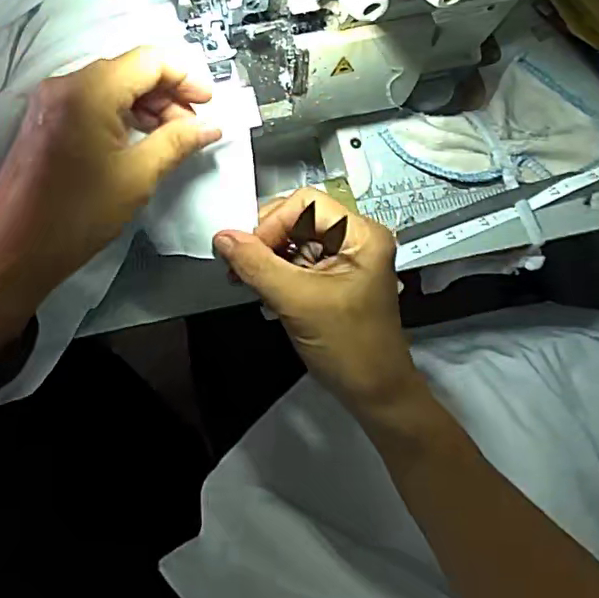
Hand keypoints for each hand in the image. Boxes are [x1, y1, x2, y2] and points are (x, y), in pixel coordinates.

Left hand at [0, 47, 220, 358]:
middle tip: (192, 125)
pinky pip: (92, 100)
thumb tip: (210, 125)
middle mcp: (65, 84)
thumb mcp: (137, 176)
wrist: (11, 252)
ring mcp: (50, 100)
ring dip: (145, 103)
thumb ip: (178, 141)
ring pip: (112, 84)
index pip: (150, 60)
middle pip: (130, 69)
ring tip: (170, 135)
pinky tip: (139, 138)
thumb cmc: (77, 214)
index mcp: (89, 91)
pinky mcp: (44, 119)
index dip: (185, 77)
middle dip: (167, 92)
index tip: (208, 103)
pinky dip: (121, 112)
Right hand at [212, 190, 423, 417]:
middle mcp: (357, 236)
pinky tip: (263, 288)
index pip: (306, 203)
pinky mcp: (335, 274)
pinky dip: (277, 269)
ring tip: (246, 278)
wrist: (375, 394)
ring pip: (295, 237)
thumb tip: (222, 237)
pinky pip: (299, 257)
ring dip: (268, 255)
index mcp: (362, 234)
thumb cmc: (348, 347)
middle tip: (241, 265)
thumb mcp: (296, 302)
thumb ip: (257, 265)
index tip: (249, 253)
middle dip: (266, 238)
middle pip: (299, 216)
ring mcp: (347, 255)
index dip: (272, 223)